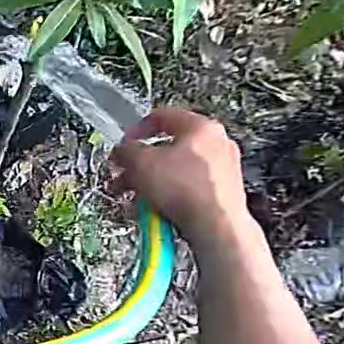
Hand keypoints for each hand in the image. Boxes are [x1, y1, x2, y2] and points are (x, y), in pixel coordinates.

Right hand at [110, 107, 255, 249]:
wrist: (216, 227)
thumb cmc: (187, 190)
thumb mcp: (141, 163)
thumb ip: (126, 151)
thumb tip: (122, 151)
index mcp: (201, 127)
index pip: (162, 116)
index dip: (136, 130)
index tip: (124, 145)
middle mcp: (216, 144)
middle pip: (167, 149)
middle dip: (139, 166)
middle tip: (123, 177)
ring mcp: (222, 170)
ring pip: (175, 172)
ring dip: (149, 185)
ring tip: (133, 200)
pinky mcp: (221, 194)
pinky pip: (186, 191)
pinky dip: (167, 198)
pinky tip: (152, 212)